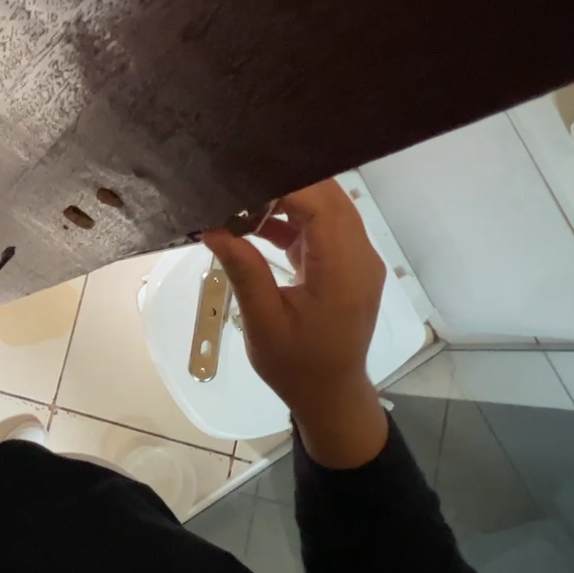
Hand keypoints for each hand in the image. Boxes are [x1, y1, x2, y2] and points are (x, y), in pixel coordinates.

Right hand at [203, 180, 389, 468]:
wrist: (331, 395)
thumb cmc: (297, 365)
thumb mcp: (263, 322)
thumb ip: (244, 270)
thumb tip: (214, 228)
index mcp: (342, 269)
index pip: (320, 204)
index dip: (284, 183)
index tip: (241, 177)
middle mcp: (360, 256)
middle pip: (329, 197)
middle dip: (285, 184)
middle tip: (236, 185)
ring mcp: (357, 260)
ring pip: (328, 208)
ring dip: (288, 200)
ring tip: (240, 204)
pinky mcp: (347, 265)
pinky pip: (323, 228)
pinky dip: (292, 220)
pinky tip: (255, 225)